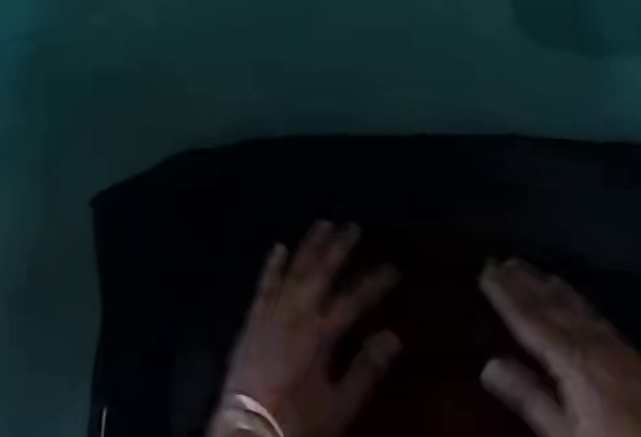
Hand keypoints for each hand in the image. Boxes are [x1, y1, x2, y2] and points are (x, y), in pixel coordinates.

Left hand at [210, 222, 402, 436]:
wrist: (247, 435)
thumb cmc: (297, 422)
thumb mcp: (339, 404)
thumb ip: (366, 369)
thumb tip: (393, 337)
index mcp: (322, 332)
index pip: (355, 299)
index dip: (375, 283)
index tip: (393, 269)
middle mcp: (298, 313)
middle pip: (323, 272)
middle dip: (340, 248)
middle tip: (353, 226)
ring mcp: (273, 313)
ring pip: (295, 270)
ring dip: (310, 246)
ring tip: (322, 225)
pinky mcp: (253, 321)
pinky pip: (264, 285)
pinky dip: (272, 265)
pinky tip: (278, 248)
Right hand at [478, 258, 640, 436]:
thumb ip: (530, 400)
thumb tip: (489, 365)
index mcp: (576, 364)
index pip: (532, 321)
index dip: (506, 295)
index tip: (485, 271)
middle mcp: (594, 344)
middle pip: (552, 305)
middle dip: (523, 282)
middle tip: (498, 260)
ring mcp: (615, 346)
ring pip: (573, 304)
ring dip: (545, 284)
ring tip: (523, 266)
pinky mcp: (630, 353)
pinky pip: (592, 313)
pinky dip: (571, 297)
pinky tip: (565, 294)